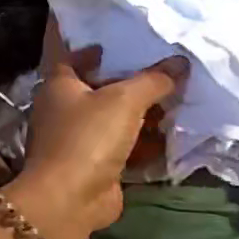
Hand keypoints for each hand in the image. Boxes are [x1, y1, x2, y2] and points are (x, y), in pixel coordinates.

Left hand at [10, 31, 187, 238]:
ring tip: (175, 100)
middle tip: (161, 69)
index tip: (113, 40)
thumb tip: (179, 62)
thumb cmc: (88, 137)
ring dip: (140, 113)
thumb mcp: (124, 100)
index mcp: (58, 85)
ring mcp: (77, 140)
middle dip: (127, 82)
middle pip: (97, 88)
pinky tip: (169, 135)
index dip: (89, 47)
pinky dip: (142, 141)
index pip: (70, 56)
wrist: (69, 199)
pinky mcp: (93, 165)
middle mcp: (62, 110)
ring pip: (112, 119)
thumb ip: (153, 80)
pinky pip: (122, 146)